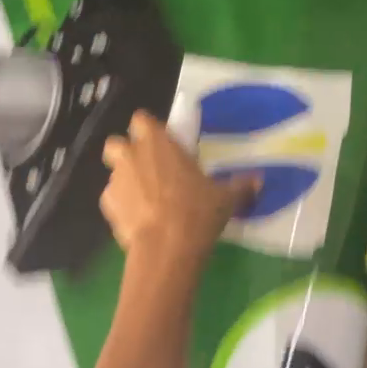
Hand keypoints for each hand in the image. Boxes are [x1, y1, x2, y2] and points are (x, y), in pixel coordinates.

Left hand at [100, 110, 256, 270]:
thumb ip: (239, 186)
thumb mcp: (225, 198)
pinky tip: (140, 222)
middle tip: (150, 172)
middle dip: (129, 154)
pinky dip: (124, 208)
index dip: (150, 132)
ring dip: (127, 182)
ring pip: (114, 173)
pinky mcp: (107, 206)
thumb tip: (259, 180)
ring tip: (147, 202)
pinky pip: (114, 201)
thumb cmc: (197, 212)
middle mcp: (130, 154)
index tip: (164, 147)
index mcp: (157, 141)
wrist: (166, 247)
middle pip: (118, 143)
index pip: (142, 120)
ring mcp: (115, 180)